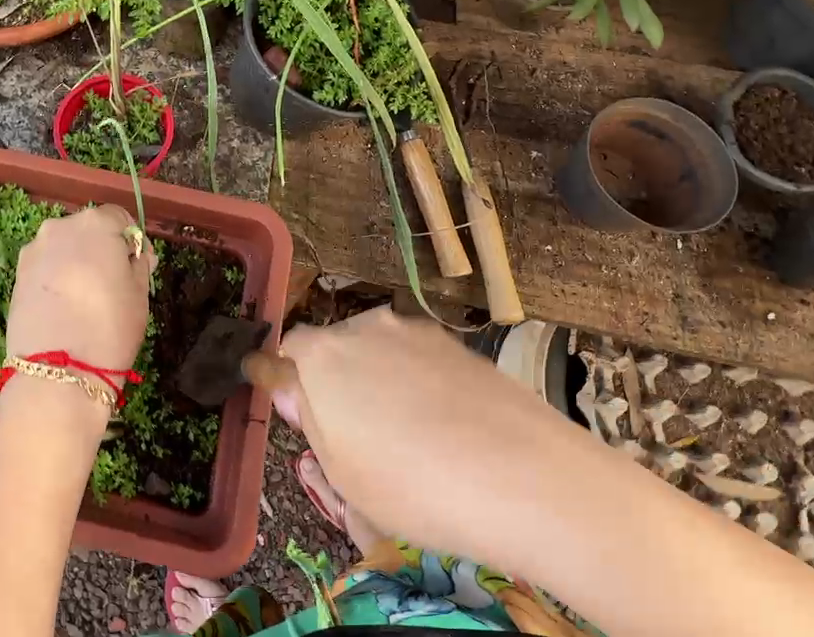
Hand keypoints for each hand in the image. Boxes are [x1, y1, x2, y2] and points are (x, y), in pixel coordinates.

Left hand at [6, 204, 153, 374]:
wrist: (58, 370)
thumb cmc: (110, 326)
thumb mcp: (140, 292)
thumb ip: (138, 262)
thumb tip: (133, 254)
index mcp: (95, 222)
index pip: (119, 218)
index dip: (132, 242)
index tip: (139, 267)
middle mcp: (59, 226)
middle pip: (87, 230)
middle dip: (101, 250)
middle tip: (113, 285)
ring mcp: (33, 250)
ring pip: (63, 248)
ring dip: (76, 263)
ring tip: (85, 300)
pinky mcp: (17, 275)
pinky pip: (45, 267)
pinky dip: (56, 279)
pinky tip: (64, 308)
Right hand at [270, 307, 620, 574]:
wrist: (530, 480)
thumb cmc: (412, 486)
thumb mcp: (341, 471)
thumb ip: (309, 422)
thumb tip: (292, 391)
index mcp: (320, 356)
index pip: (284, 351)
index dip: (283, 379)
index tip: (289, 405)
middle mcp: (363, 328)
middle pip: (333, 348)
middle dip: (333, 380)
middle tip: (353, 432)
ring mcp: (416, 332)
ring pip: (380, 352)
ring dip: (379, 379)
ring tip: (407, 434)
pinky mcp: (460, 346)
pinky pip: (421, 360)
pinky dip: (421, 384)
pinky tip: (446, 428)